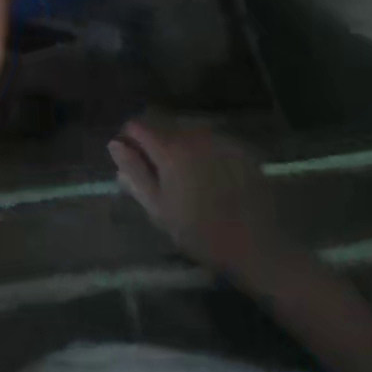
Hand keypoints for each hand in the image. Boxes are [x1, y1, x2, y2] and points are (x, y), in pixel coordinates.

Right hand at [109, 116, 300, 279]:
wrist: (258, 247)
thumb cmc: (200, 232)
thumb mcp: (158, 208)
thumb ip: (134, 172)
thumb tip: (114, 144)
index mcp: (170, 148)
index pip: (137, 125)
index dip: (129, 139)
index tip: (130, 159)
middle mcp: (194, 134)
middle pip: (163, 124)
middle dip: (154, 141)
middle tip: (157, 171)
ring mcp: (219, 139)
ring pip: (188, 130)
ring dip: (178, 144)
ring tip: (184, 174)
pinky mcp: (240, 148)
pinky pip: (211, 139)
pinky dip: (202, 150)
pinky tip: (209, 176)